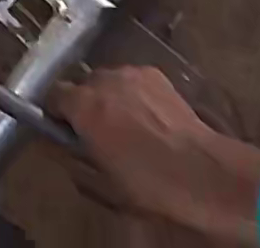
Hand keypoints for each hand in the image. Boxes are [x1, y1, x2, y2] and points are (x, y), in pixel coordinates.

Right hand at [53, 66, 259, 245]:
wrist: (206, 173)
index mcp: (82, 106)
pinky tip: (152, 116)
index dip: (58, 112)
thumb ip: (76, 161)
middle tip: (102, 131)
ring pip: (108, 81)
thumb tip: (64, 149)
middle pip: (82, 85)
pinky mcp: (153, 73)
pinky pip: (133, 80)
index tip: (67, 128)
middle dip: (87, 104)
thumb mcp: (106, 186)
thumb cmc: (152, 185)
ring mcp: (128, 73)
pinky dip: (135, 93)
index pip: (53, 95)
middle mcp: (99, 80)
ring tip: (131, 123)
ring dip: (111, 97)